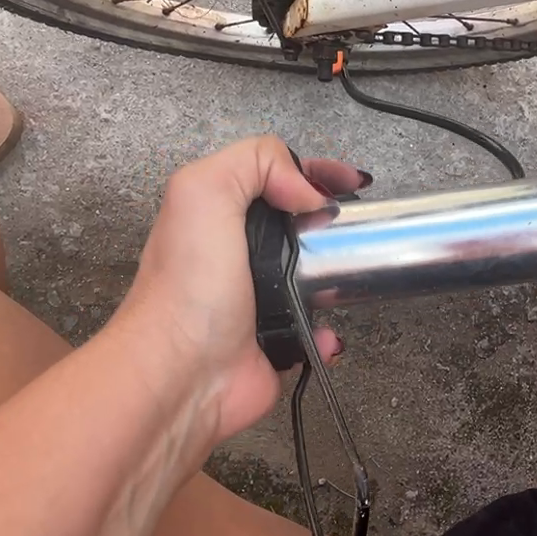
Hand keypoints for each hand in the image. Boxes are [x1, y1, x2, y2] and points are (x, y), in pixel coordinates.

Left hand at [118, 137, 364, 452]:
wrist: (182, 373)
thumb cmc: (186, 288)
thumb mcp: (204, 193)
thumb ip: (256, 162)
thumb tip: (307, 190)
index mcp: (222, 213)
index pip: (277, 176)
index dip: (317, 172)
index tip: (352, 183)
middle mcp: (240, 254)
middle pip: (302, 224)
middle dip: (333, 224)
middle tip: (354, 228)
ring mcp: (260, 298)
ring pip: (317, 278)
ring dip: (337, 280)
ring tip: (345, 281)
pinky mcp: (278, 341)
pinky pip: (319, 330)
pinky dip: (329, 333)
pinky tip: (324, 332)